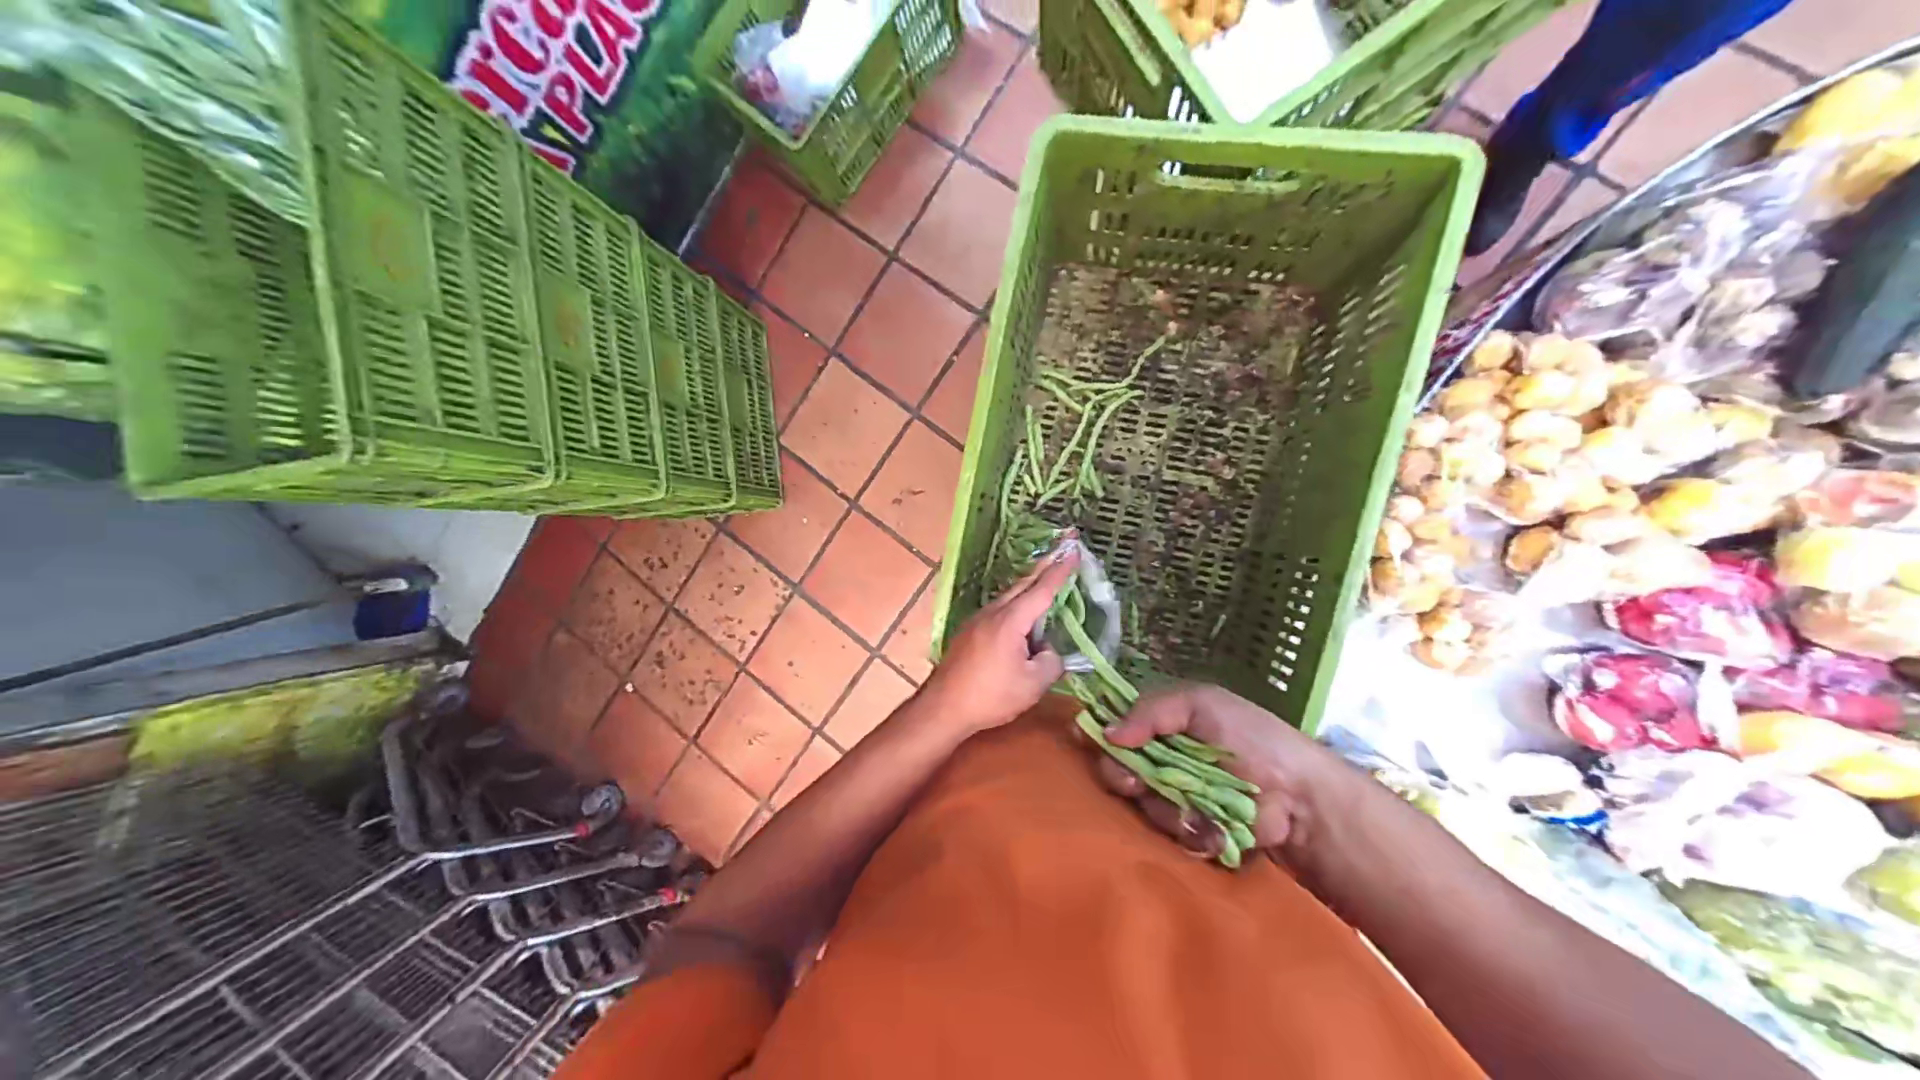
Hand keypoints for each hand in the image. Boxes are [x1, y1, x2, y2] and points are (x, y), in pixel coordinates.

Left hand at [916, 548, 1079, 734]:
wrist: (943, 708)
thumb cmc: (990, 696)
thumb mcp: (1033, 684)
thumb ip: (1051, 662)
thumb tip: (1049, 652)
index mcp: (1010, 621)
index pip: (1041, 589)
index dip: (1061, 570)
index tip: (1074, 550)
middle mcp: (992, 613)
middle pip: (1023, 585)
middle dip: (1045, 567)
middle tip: (1064, 550)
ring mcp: (977, 621)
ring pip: (1009, 597)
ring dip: (1029, 587)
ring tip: (1048, 581)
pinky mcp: (969, 633)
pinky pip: (999, 611)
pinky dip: (1016, 605)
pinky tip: (1023, 618)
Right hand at [1094, 683, 1349, 858]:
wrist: (1302, 798)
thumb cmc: (1254, 738)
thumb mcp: (1203, 703)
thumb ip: (1152, 710)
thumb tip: (1106, 734)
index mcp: (1164, 724)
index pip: (1117, 725)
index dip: (1100, 732)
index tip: (1085, 738)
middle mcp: (1163, 758)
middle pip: (1117, 767)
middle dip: (1120, 773)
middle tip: (1133, 781)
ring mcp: (1175, 797)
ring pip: (1139, 802)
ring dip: (1159, 803)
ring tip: (1193, 804)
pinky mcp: (1190, 831)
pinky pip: (1167, 831)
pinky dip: (1185, 827)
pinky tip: (1209, 826)